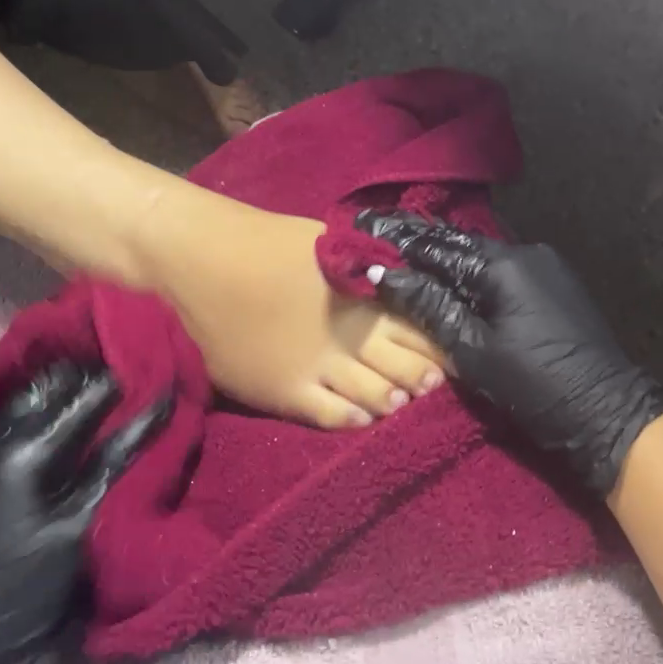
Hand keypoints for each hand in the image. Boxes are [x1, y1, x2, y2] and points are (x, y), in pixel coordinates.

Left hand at [0, 364, 166, 663]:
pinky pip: (10, 428)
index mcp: (20, 451)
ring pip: (26, 404)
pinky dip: (42, 419)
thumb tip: (161, 404)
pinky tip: (67, 426)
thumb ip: (116, 458)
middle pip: (48, 388)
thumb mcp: (78, 522)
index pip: (84, 394)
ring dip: (64, 396)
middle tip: (130, 370)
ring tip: (104, 393)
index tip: (154, 364)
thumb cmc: (24, 584)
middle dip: (88, 378)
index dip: (122, 379)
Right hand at [132, 183, 446, 427]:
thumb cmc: (272, 244)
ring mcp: (317, 368)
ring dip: (397, 399)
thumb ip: (372, 266)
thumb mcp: (336, 245)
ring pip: (373, 394)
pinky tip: (369, 419)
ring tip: (411, 401)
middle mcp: (349, 337)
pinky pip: (329, 415)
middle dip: (425, 375)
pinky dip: (355, 419)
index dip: (438, 343)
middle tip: (442, 384)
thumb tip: (408, 275)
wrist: (205, 263)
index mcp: (365, 299)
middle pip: (402, 365)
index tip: (458, 350)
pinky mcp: (284, 392)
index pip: (418, 328)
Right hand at [360, 211, 662, 495]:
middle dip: (419, 245)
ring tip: (403, 255)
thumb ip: (431, 308)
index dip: (397, 239)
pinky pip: (503, 272)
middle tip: (374, 233)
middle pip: (461, 246)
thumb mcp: (474, 351)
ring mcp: (545, 266)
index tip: (359, 225)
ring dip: (446, 260)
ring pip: (482, 258)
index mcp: (504, 264)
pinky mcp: (554, 284)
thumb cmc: (536, 385)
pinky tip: (449, 279)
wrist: (607, 409)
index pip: (438, 246)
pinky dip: (473, 275)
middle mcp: (525, 253)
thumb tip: (385, 274)